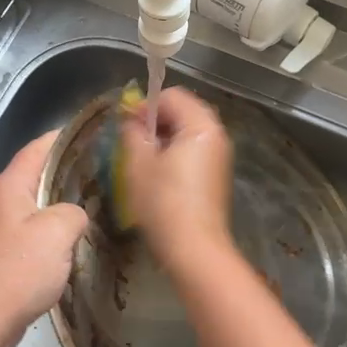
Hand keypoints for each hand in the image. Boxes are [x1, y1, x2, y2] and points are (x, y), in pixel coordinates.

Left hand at [0, 132, 87, 346]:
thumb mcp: (58, 234)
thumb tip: (76, 212)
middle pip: (38, 171)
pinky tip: (75, 234)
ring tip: (97, 199)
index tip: (97, 134)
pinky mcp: (0, 247)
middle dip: (70, 168)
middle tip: (106, 170)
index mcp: (8, 185)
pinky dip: (52, 224)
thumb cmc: (17, 273)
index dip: (67, 136)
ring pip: (36, 200)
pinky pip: (31, 224)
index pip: (40, 147)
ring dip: (62, 199)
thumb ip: (75, 210)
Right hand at [119, 87, 235, 273]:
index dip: (145, 105)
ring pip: (187, 132)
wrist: (195, 250)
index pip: (171, 96)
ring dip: (163, 138)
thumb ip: (133, 133)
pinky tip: (158, 175)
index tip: (126, 126)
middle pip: (182, 111)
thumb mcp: (139, 165)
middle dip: (155, 121)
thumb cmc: (164, 203)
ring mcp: (220, 156)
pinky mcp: (216, 175)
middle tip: (132, 142)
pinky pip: (194, 150)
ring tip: (141, 160)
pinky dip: (175, 153)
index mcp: (200, 125)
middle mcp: (216, 134)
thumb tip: (131, 120)